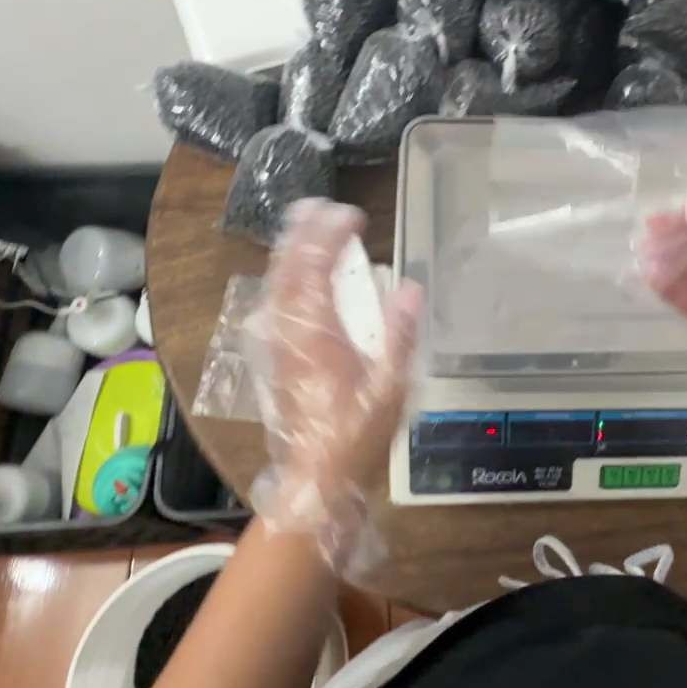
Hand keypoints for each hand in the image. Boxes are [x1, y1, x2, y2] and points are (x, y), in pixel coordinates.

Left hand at [249, 199, 421, 570]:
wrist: (314, 481)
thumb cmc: (354, 439)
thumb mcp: (390, 391)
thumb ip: (400, 337)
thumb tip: (411, 289)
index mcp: (315, 337)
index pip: (316, 270)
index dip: (331, 237)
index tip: (353, 217)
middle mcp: (287, 334)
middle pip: (289, 270)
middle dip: (304, 234)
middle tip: (322, 206)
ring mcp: (276, 346)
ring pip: (277, 285)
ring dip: (293, 252)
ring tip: (309, 227)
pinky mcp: (275, 358)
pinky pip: (276, 303)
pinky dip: (288, 277)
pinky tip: (300, 275)